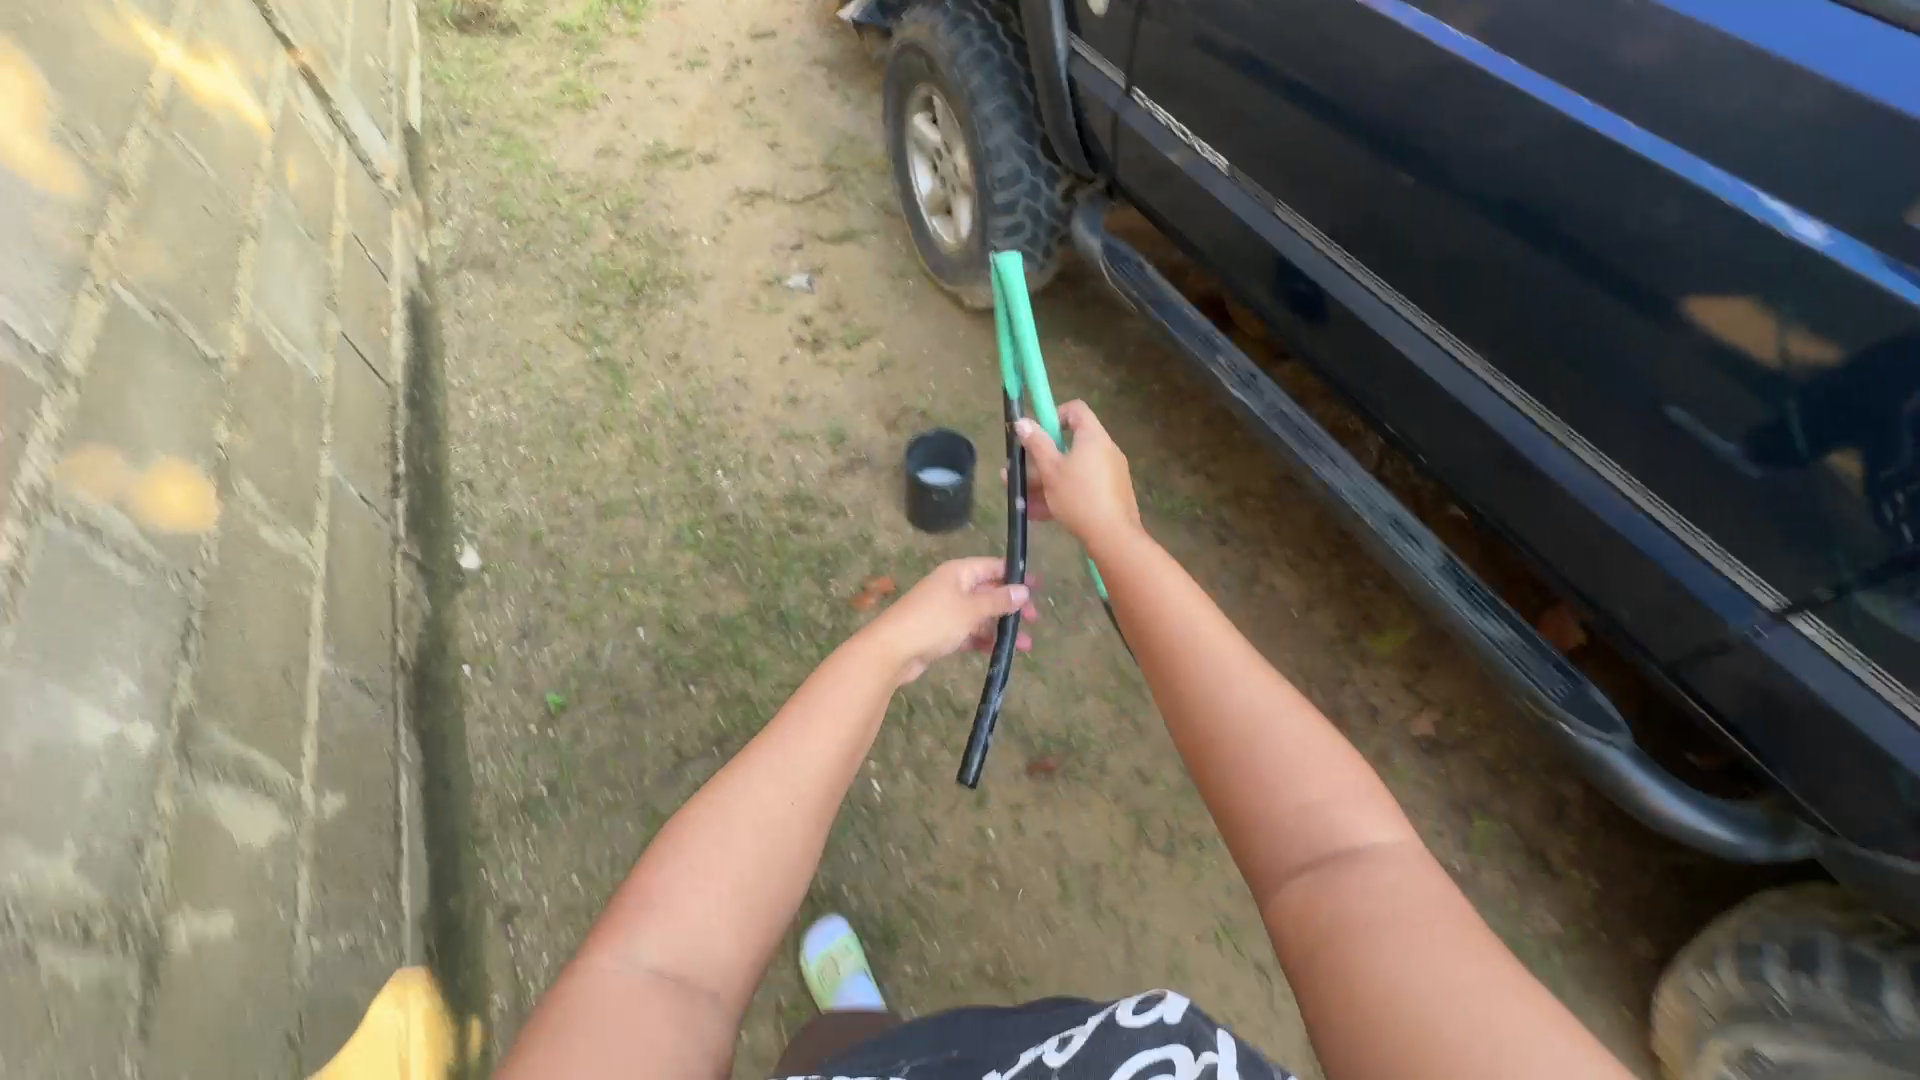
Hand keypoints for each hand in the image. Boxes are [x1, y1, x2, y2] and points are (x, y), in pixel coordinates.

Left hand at [864, 557, 1037, 683]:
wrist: (891, 650)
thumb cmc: (933, 622)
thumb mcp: (971, 610)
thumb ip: (998, 600)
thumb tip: (1023, 590)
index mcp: (959, 573)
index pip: (993, 567)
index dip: (1015, 575)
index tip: (1037, 588)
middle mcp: (953, 587)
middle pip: (989, 592)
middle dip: (1011, 606)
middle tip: (1033, 620)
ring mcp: (946, 610)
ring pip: (981, 615)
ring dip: (1002, 628)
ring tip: (1025, 646)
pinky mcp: (941, 632)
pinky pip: (969, 632)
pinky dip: (984, 640)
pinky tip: (1000, 652)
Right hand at [1012, 401, 1142, 544]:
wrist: (1113, 536)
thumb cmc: (1078, 496)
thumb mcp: (1051, 470)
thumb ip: (1036, 444)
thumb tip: (1022, 421)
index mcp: (1093, 437)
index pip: (1076, 410)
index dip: (1054, 415)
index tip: (1038, 434)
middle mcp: (1105, 450)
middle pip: (1070, 444)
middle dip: (1041, 458)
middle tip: (1020, 471)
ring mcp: (1110, 474)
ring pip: (1072, 470)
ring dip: (1045, 481)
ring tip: (1021, 497)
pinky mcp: (1110, 494)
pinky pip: (1081, 487)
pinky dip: (1061, 495)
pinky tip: (1038, 513)